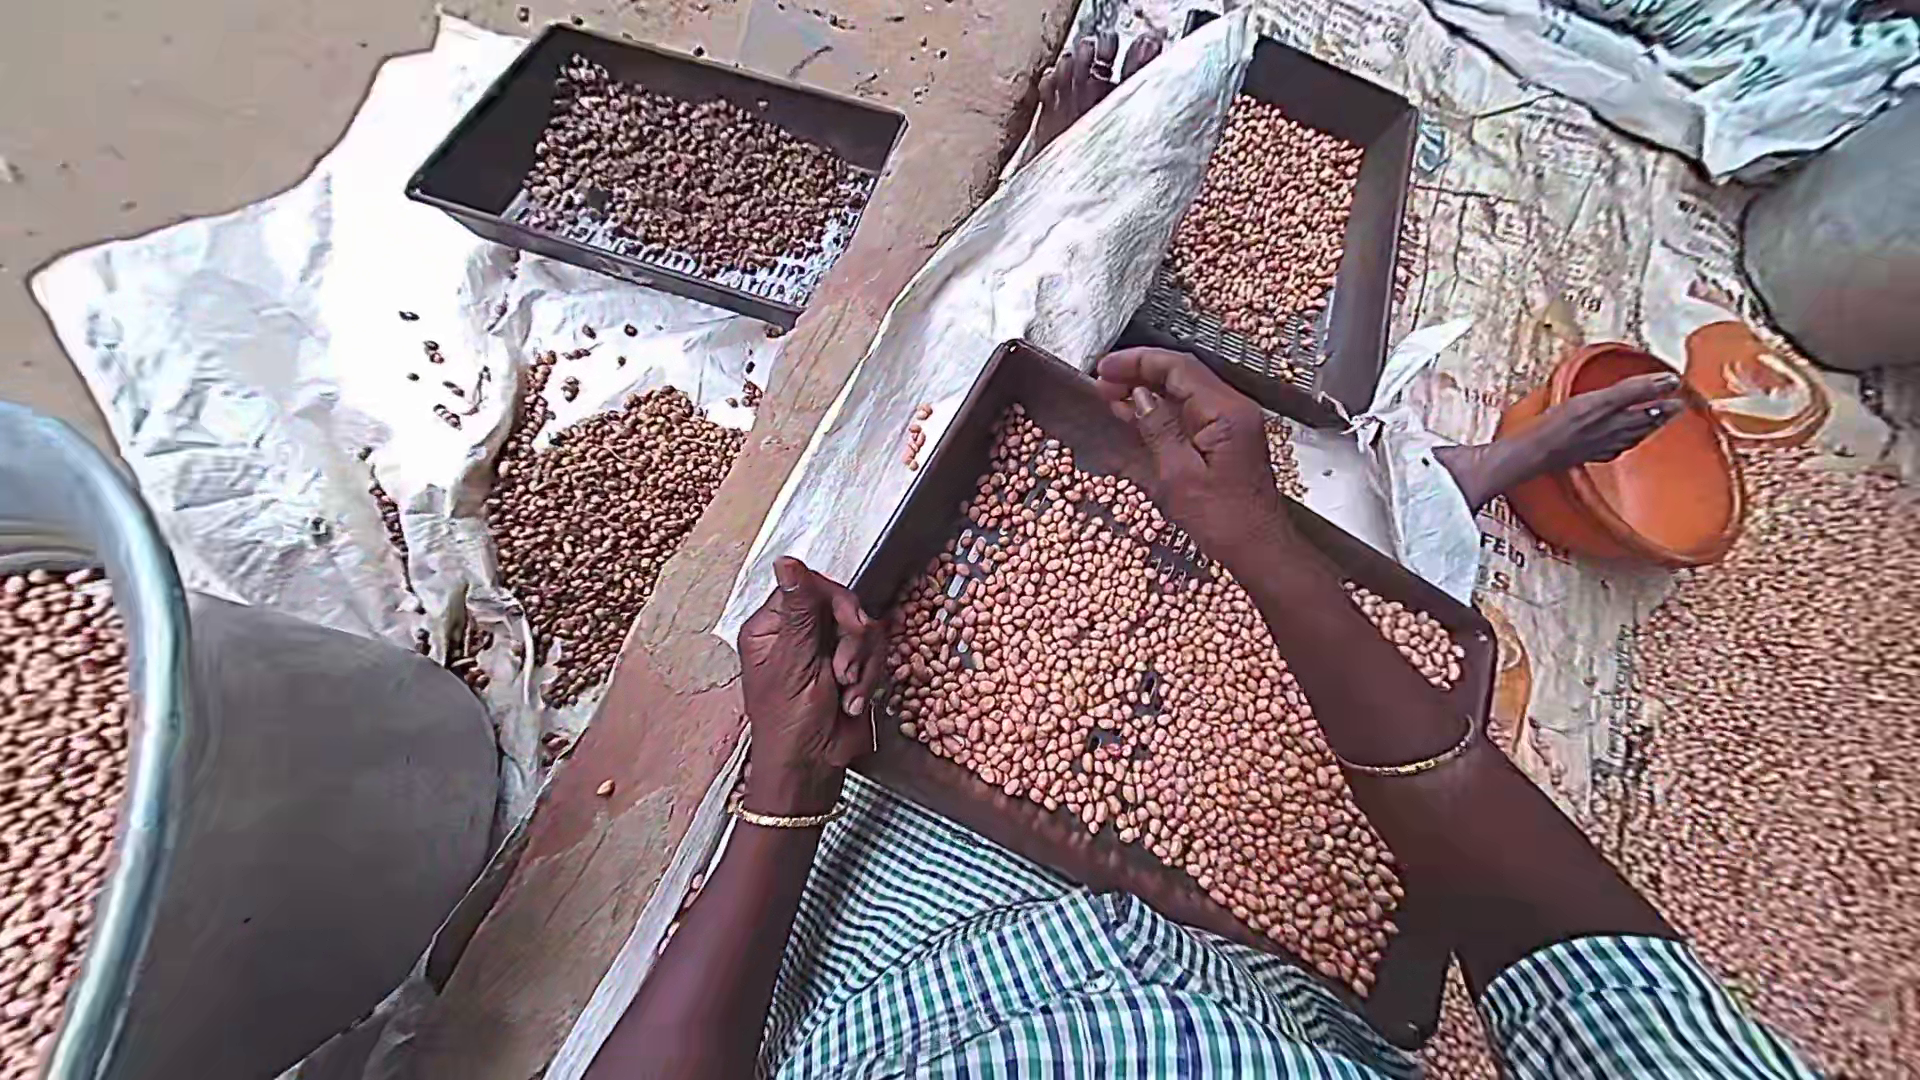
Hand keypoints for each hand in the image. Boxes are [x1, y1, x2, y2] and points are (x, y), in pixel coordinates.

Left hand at [737, 557, 884, 815]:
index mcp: (772, 625)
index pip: (810, 586)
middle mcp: (800, 631)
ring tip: (847, 692)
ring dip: (862, 664)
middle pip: (842, 605)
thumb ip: (800, 610)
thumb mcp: (796, 662)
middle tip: (845, 670)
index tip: (853, 622)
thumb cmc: (790, 721)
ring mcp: (827, 648)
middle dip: (852, 640)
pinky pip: (874, 652)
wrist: (813, 769)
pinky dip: (869, 678)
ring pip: (864, 629)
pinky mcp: (851, 665)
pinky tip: (853, 702)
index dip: (837, 601)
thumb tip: (786, 561)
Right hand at [1094, 348, 1293, 570]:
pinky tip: (1134, 414)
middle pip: (1182, 374)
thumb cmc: (1223, 520)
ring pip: (1183, 391)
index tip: (1106, 368)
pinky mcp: (1225, 438)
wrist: (1258, 547)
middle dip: (1139, 372)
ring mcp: (1231, 423)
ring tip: (1110, 395)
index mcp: (1226, 414)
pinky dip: (1159, 410)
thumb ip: (1158, 430)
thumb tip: (1138, 396)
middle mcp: (1233, 410)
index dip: (1138, 362)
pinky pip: (1188, 412)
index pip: (1179, 368)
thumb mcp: (1179, 476)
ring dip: (1146, 390)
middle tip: (1102, 381)